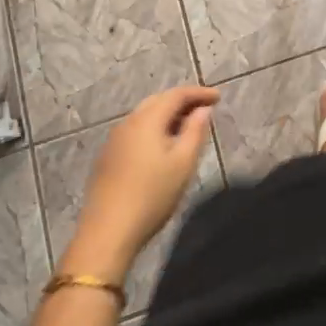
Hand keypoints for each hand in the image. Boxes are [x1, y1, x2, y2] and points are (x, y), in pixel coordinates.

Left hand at [63, 85, 218, 278]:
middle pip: (158, 101)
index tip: (218, 97)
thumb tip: (203, 110)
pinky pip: (135, 131)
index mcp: (147, 120)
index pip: (176, 95)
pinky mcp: (107, 157)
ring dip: (166, 115)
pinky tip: (160, 146)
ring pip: (144, 116)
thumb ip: (195, 132)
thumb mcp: (183, 164)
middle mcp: (128, 123)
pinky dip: (152, 129)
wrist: (107, 232)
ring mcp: (114, 140)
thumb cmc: (152, 196)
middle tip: (203, 109)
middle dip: (182, 101)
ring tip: (185, 127)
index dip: (199, 93)